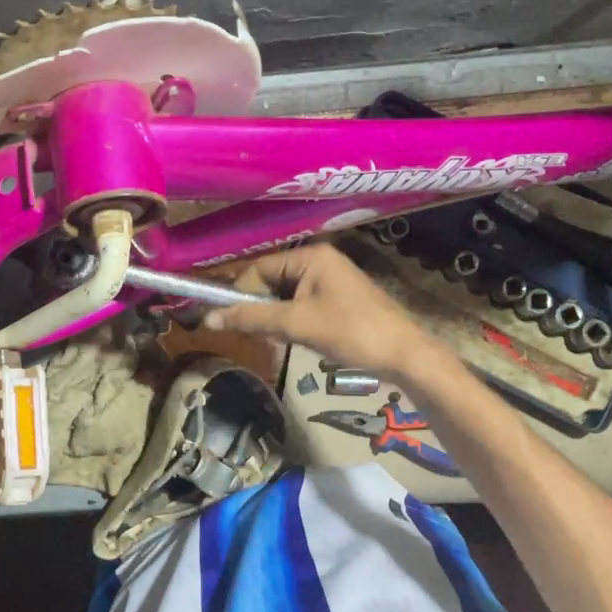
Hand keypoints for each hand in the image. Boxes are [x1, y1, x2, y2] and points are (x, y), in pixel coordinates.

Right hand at [204, 244, 440, 377]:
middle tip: (255, 337)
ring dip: (273, 320)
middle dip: (258, 310)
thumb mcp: (296, 324)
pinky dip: (289, 324)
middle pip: (269, 282)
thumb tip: (208, 319)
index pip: (257, 269)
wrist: (404, 355)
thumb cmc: (351, 332)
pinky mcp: (334, 300)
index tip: (229, 322)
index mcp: (310, 257)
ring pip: (282, 298)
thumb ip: (251, 318)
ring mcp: (328, 281)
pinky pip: (298, 307)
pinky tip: (291, 342)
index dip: (239, 295)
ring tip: (275, 342)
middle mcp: (318, 262)